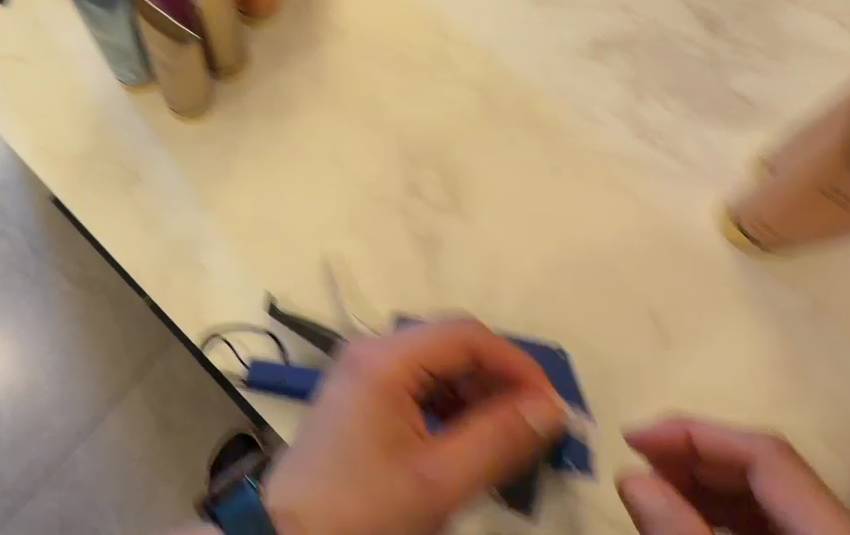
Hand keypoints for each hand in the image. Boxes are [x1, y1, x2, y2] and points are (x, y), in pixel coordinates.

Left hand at [261, 318, 567, 534]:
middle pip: (450, 344)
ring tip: (513, 446)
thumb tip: (552, 408)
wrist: (293, 532)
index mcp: (383, 357)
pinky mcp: (360, 394)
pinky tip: (474, 446)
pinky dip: (451, 408)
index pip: (465, 334)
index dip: (517, 364)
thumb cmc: (365, 507)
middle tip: (540, 433)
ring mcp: (360, 370)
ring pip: (436, 365)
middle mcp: (369, 350)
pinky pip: (416, 384)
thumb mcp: (440, 479)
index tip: (556, 411)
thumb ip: (499, 438)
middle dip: (500, 381)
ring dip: (478, 397)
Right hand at [617, 418, 849, 534]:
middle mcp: (848, 527)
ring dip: (703, 487)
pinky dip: (726, 515)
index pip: (765, 452)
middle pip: (766, 470)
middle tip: (639, 469)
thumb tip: (630, 475)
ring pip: (768, 496)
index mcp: (837, 528)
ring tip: (656, 495)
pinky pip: (776, 522)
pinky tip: (692, 520)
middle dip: (693, 460)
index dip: (691, 433)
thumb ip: (682, 533)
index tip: (630, 438)